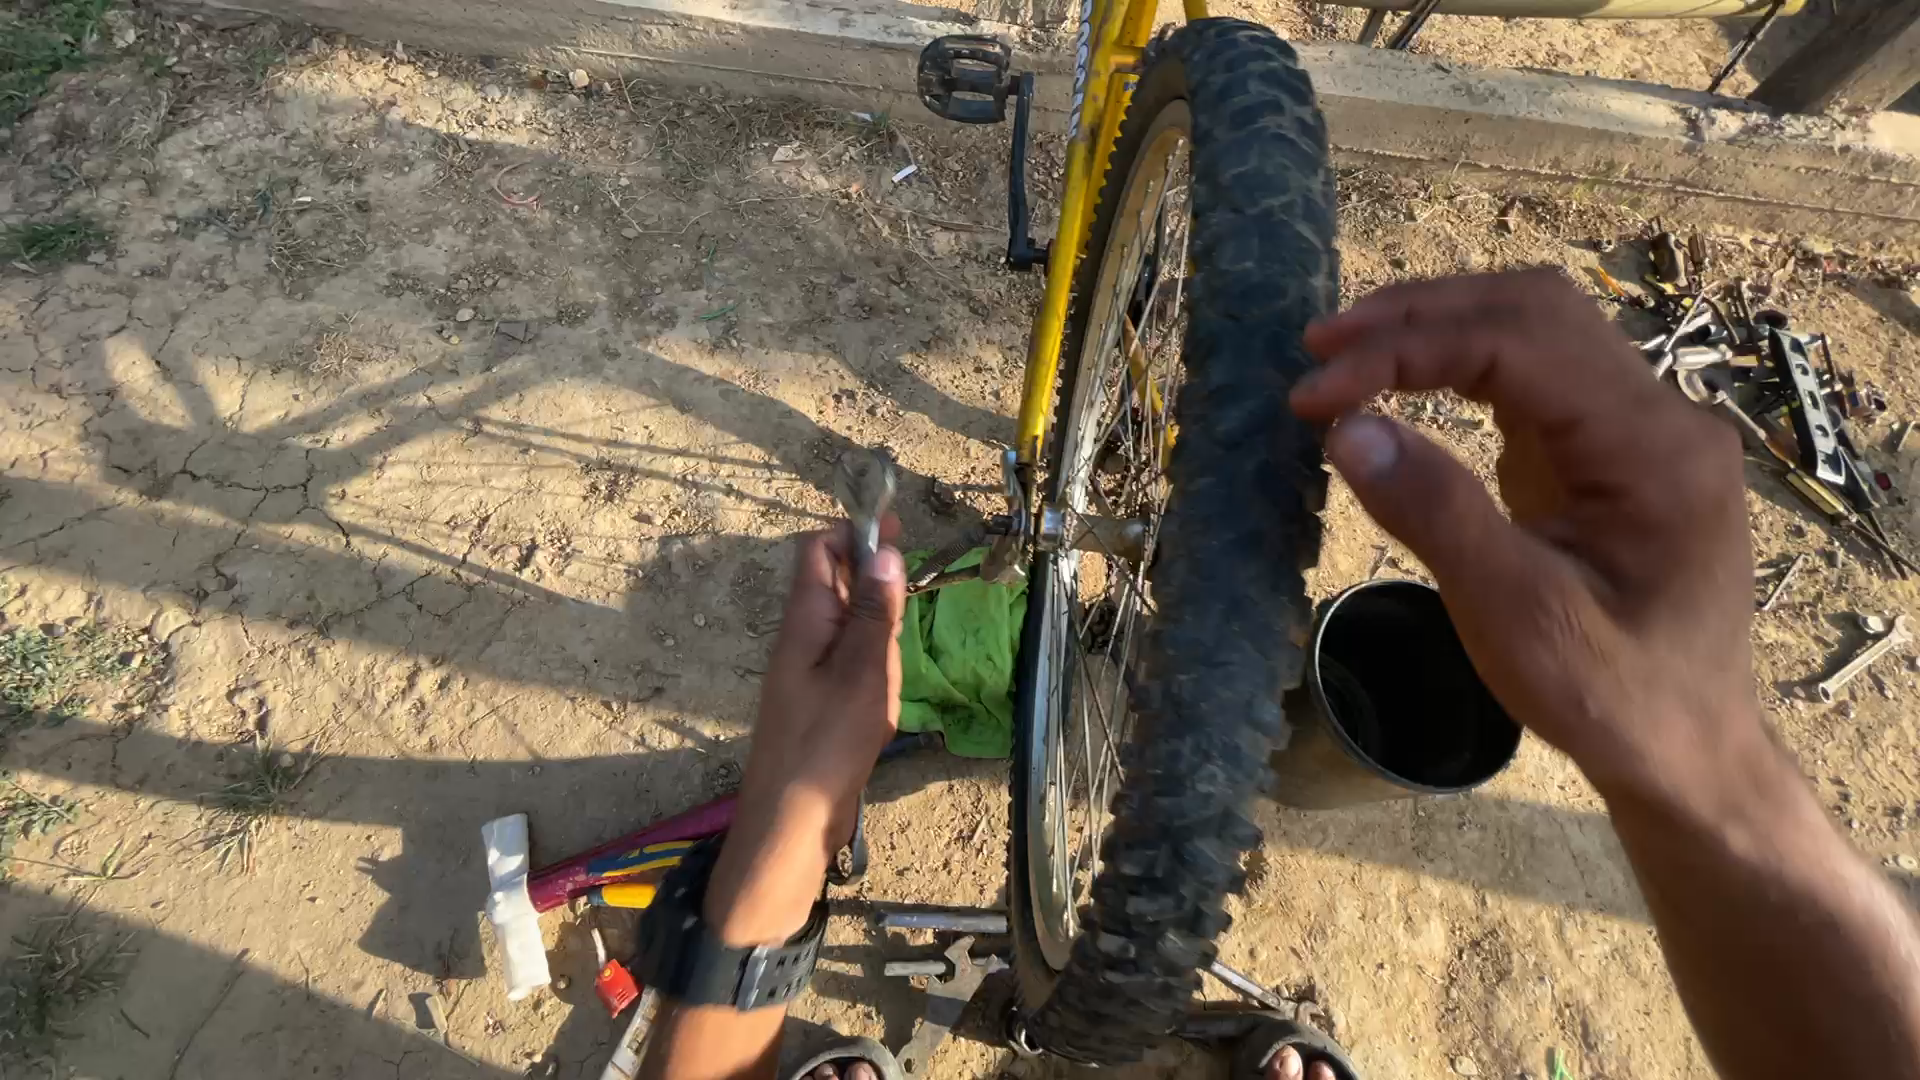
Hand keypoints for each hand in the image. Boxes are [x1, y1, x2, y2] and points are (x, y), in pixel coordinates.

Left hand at [703, 523, 905, 945]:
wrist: (792, 821)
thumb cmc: (828, 741)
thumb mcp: (861, 670)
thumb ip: (874, 611)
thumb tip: (886, 552)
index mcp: (805, 619)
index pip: (819, 551)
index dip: (854, 533)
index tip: (899, 531)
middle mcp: (801, 636)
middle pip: (835, 584)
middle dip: (873, 588)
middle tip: (906, 609)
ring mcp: (807, 670)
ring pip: (847, 627)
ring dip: (875, 633)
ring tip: (889, 672)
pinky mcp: (819, 700)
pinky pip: (848, 663)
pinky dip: (871, 666)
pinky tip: (884, 695)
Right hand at [1288, 270, 1761, 802]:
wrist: (1680, 742)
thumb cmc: (1606, 691)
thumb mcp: (1515, 614)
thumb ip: (1436, 514)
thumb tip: (1347, 432)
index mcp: (1650, 447)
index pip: (1516, 346)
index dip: (1403, 353)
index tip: (1313, 395)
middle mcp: (1653, 414)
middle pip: (1531, 310)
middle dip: (1414, 316)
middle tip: (1318, 348)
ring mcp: (1629, 426)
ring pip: (1529, 328)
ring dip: (1430, 326)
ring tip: (1344, 352)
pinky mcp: (1598, 446)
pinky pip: (1522, 373)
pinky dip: (1448, 361)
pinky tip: (1398, 379)